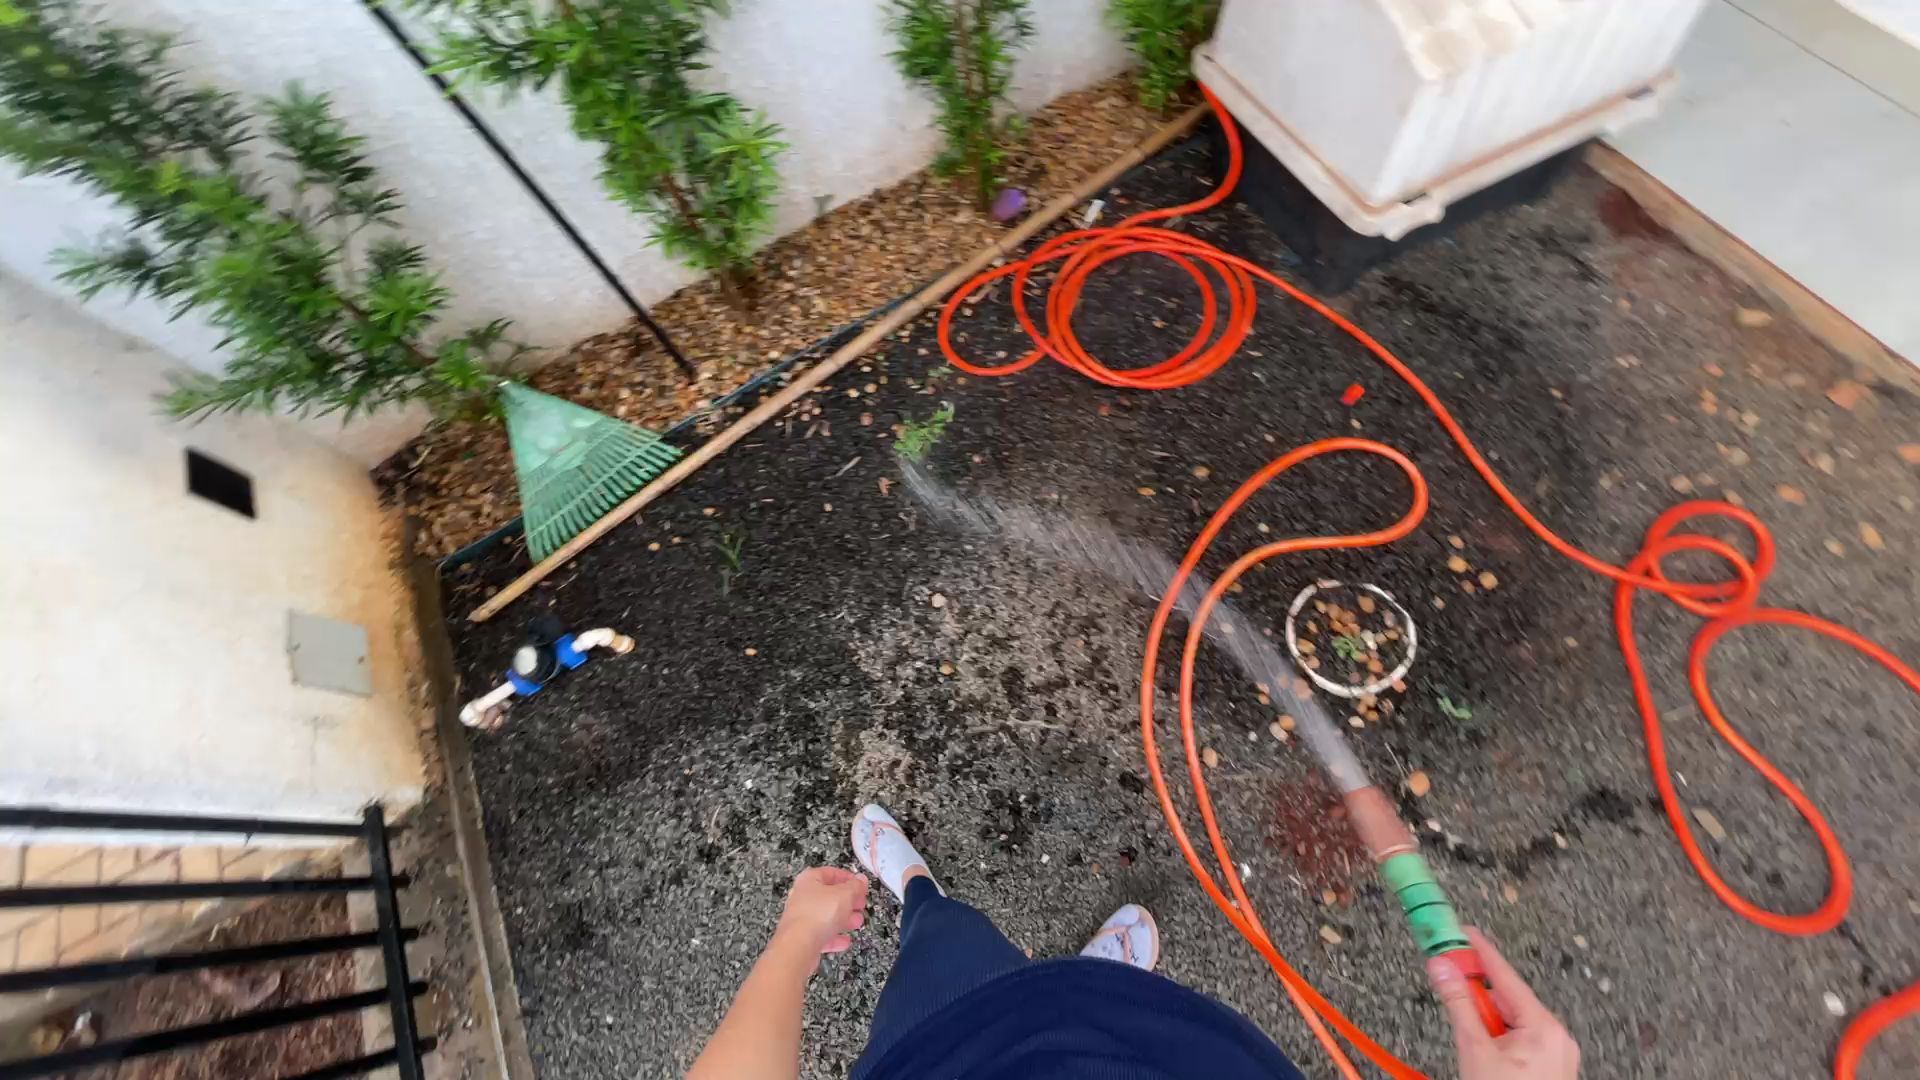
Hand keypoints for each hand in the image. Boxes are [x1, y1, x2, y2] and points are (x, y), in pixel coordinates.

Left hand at [773, 867, 869, 962]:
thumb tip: (861, 879)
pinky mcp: (801, 938)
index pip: (831, 873)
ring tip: (858, 922)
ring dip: (843, 919)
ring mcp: (800, 918)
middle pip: (829, 896)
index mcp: (809, 880)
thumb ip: (855, 886)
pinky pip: (820, 935)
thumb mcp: (845, 895)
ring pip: (826, 916)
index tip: (861, 885)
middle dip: (848, 901)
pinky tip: (846, 941)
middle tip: (861, 904)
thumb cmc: (820, 913)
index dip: (848, 878)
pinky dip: (834, 937)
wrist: (798, 947)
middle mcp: (802, 897)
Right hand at [1427, 928, 1579, 1079]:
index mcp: (1544, 1027)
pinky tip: (1482, 1045)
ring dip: (1483, 1016)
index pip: (1503, 974)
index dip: (1478, 948)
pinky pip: (1514, 1032)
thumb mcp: (1475, 1047)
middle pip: (1504, 994)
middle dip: (1475, 991)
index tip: (1458, 928)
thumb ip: (1457, 1001)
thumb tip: (1440, 964)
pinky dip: (1493, 1030)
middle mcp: (1555, 1035)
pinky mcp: (1547, 1062)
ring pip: (1507, 1015)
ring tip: (1471, 1038)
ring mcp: (1553, 1050)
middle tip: (1448, 983)